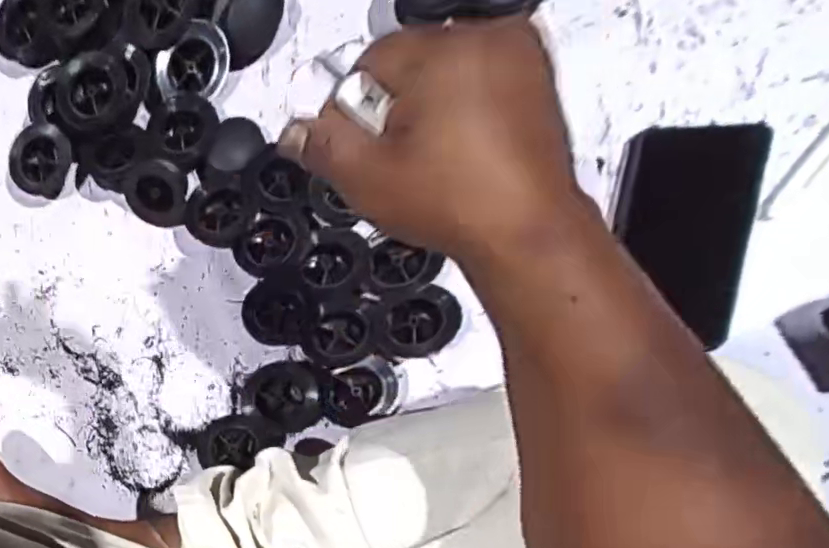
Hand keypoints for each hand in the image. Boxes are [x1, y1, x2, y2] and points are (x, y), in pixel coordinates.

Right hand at [282, 18, 590, 263]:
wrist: (521, 227)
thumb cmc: (461, 203)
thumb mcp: (368, 179)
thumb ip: (324, 147)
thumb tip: (296, 132)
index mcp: (443, 53)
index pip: (367, 59)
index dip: (348, 109)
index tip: (352, 143)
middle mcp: (487, 38)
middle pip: (405, 64)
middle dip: (387, 111)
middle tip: (391, 160)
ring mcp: (518, 54)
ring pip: (441, 73)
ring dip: (422, 112)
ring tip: (425, 162)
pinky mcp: (533, 77)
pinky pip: (476, 83)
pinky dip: (458, 113)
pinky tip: (452, 156)